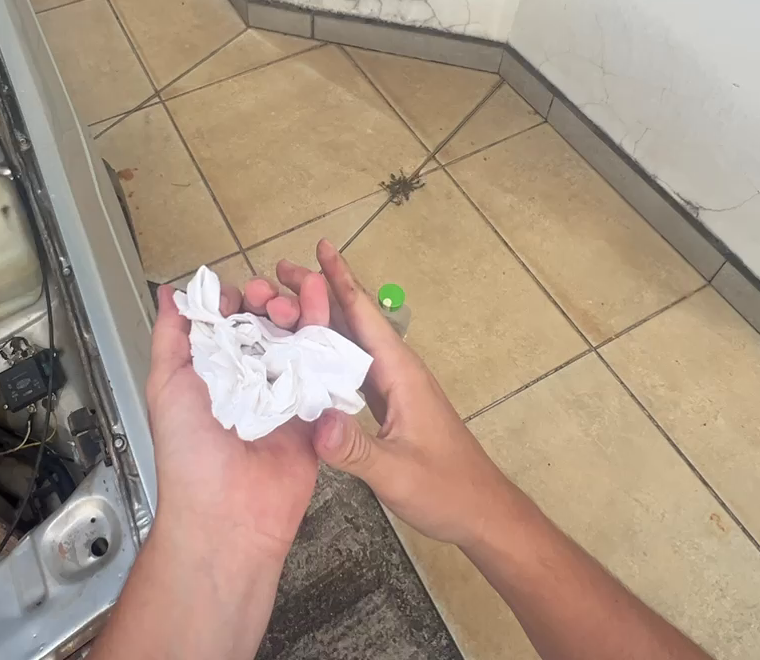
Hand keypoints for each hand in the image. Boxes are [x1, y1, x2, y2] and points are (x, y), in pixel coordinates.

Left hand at [144, 277, 323, 561]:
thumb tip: (170, 293)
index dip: (234, 299)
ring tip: (296, 296)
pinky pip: (324, 365)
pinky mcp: (315, 408)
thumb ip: (171, 337)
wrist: (227, 515)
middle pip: (265, 323)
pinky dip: (326, 331)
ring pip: (296, 336)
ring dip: (297, 308)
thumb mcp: (166, 386)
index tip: (237, 293)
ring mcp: (284, 390)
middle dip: (268, 299)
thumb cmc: (188, 452)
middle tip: (267, 295)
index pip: (228, 320)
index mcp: (215, 369)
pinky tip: (326, 304)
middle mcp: (251, 375)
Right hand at [291, 240, 527, 549]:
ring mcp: (392, 386)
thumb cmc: (446, 488)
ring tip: (283, 304)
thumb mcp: (397, 472)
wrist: (480, 511)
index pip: (365, 313)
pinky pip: (351, 366)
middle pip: (353, 318)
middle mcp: (395, 369)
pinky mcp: (388, 403)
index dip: (341, 278)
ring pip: (350, 341)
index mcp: (399, 371)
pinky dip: (326, 352)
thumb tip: (314, 420)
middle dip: (319, 290)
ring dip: (319, 319)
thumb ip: (356, 448)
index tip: (321, 246)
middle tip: (279, 272)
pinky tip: (305, 354)